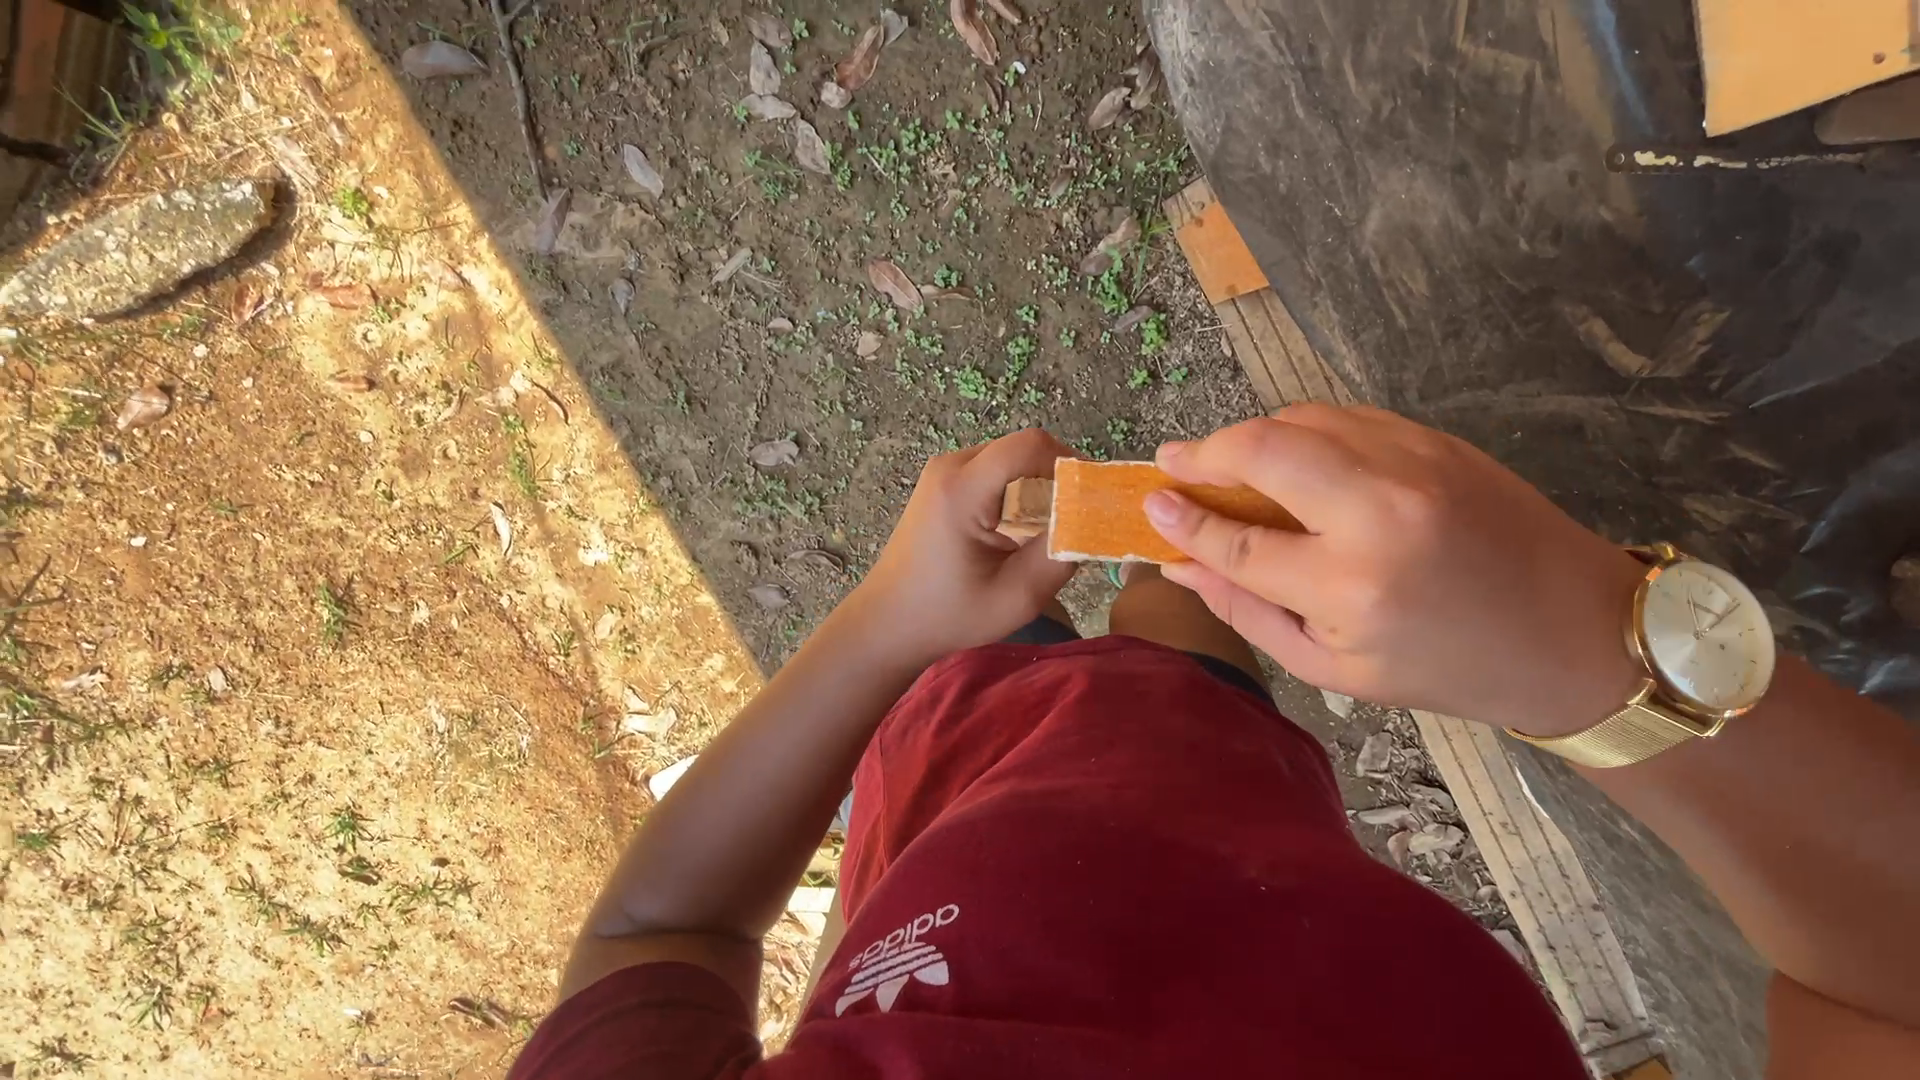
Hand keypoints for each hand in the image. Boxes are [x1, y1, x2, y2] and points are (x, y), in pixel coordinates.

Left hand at [842, 429, 1077, 668]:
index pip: (1030, 445)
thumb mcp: (1017, 597)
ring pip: (1010, 461)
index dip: (1070, 463)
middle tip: (1072, 524)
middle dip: (1055, 481)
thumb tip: (1092, 522)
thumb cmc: (948, 615)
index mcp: (963, 488)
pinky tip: (1017, 534)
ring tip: (1045, 534)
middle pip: (1022, 450)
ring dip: (1036, 490)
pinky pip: (994, 474)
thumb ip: (1060, 555)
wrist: (888, 624)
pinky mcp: (942, 484)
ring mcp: (942, 472)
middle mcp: (950, 467)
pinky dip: (1015, 495)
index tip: (1090, 499)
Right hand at [1142, 405, 1647, 732]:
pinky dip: (1301, 432)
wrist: (1577, 633)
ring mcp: (1414, 464)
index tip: (1150, 504)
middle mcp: (1378, 512)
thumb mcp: (1332, 668)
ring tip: (1229, 465)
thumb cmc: (1443, 668)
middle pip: (1262, 450)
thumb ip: (1246, 611)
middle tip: (1172, 464)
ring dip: (1250, 437)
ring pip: (1300, 420)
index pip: (1238, 542)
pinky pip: (1343, 417)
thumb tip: (1177, 565)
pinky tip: (1292, 462)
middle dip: (1204, 452)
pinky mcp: (1437, 441)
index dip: (1185, 521)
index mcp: (1351, 587)